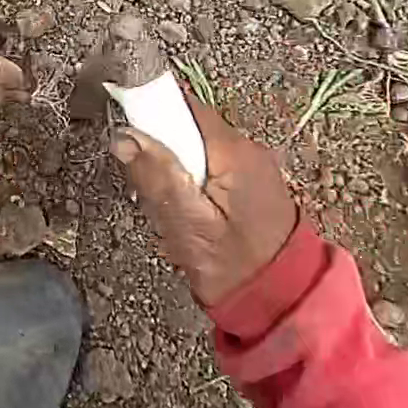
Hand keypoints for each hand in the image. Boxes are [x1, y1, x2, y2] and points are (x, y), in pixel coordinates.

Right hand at [113, 93, 297, 304]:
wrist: (283, 301)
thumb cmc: (235, 267)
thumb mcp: (189, 225)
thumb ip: (158, 178)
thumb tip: (124, 137)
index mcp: (232, 151)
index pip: (183, 106)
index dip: (151, 113)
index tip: (129, 137)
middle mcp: (246, 148)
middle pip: (188, 129)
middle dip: (163, 156)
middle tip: (155, 197)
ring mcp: (252, 164)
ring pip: (197, 151)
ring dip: (177, 176)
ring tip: (175, 216)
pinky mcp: (252, 182)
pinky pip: (212, 169)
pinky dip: (194, 187)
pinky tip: (193, 220)